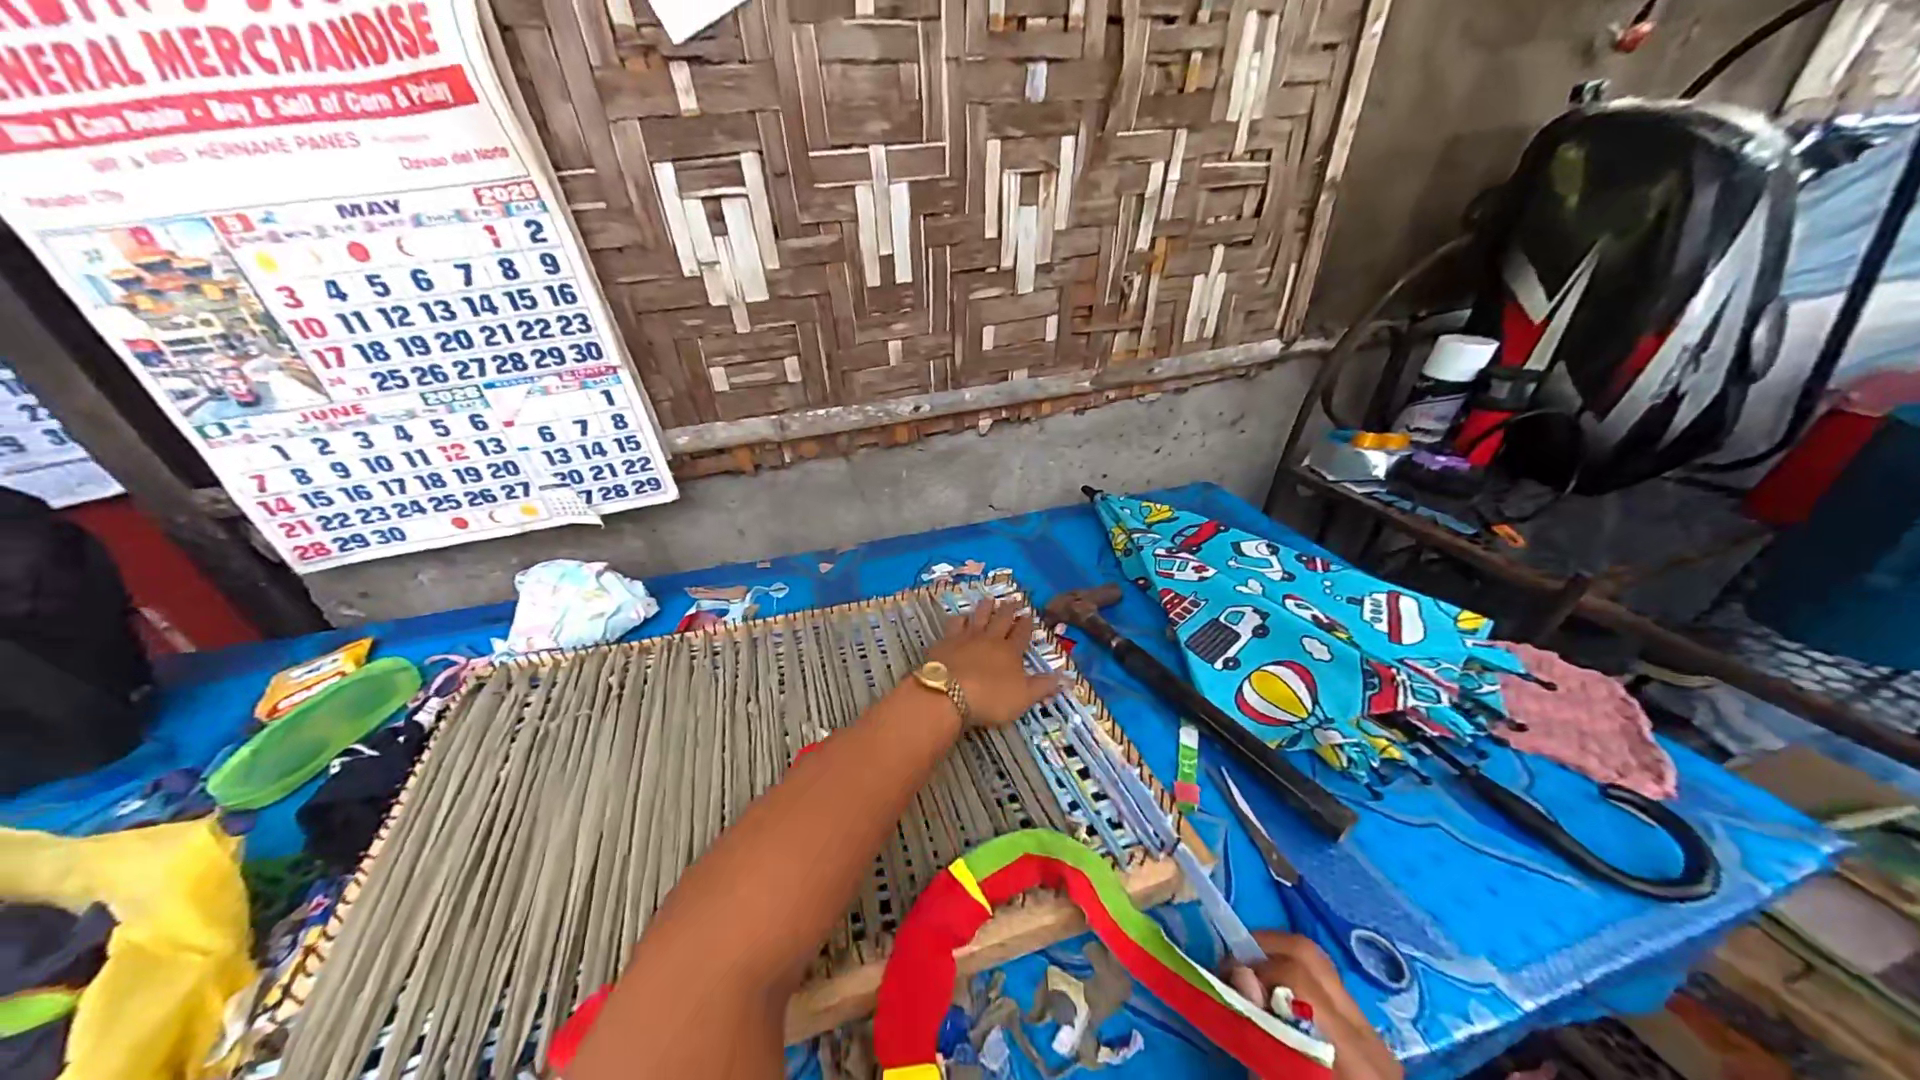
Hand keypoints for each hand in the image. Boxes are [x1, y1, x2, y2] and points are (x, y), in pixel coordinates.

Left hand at [925, 598, 1066, 728]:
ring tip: (990, 599)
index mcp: (1010, 652)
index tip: (1029, 614)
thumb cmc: (990, 698)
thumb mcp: (1023, 697)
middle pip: (1001, 620)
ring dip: (985, 608)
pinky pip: (954, 624)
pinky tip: (960, 616)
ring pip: (979, 617)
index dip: (1026, 625)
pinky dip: (959, 618)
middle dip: (1009, 610)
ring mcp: (966, 637)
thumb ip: (1043, 686)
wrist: (948, 693)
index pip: (1021, 634)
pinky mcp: (946, 641)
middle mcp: (990, 639)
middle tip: (1013, 599)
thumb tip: (1067, 677)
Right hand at [1226, 933, 1400, 1079]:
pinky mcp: (1372, 1045)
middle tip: (1232, 972)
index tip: (1223, 982)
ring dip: (1278, 964)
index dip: (1253, 968)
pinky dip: (1295, 987)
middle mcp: (1368, 1036)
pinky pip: (1327, 992)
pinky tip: (1277, 1010)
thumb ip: (1258, 1036)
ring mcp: (1374, 1038)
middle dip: (1263, 950)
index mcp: (1351, 1056)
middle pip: (1310, 956)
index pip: (1296, 975)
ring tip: (1250, 987)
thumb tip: (1239, 976)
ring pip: (1320, 968)